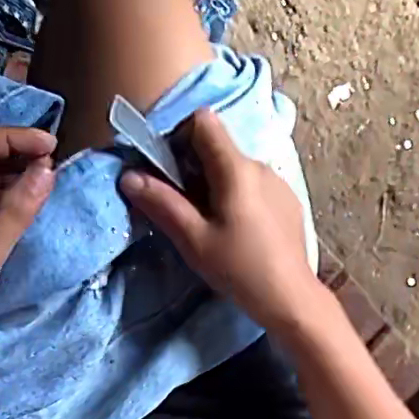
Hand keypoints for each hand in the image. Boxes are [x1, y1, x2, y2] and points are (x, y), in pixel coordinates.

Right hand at [118, 108, 323, 331]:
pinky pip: (255, 186)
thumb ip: (162, 204)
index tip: (169, 172)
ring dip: (216, 185)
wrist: (290, 298)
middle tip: (184, 208)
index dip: (179, 137)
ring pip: (236, 168)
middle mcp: (260, 165)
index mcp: (236, 168)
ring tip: (211, 225)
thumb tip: (129, 176)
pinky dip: (239, 197)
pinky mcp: (288, 201)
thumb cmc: (238, 268)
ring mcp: (279, 182)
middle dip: (194, 167)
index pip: (203, 121)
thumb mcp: (193, 240)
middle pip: (218, 147)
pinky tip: (239, 232)